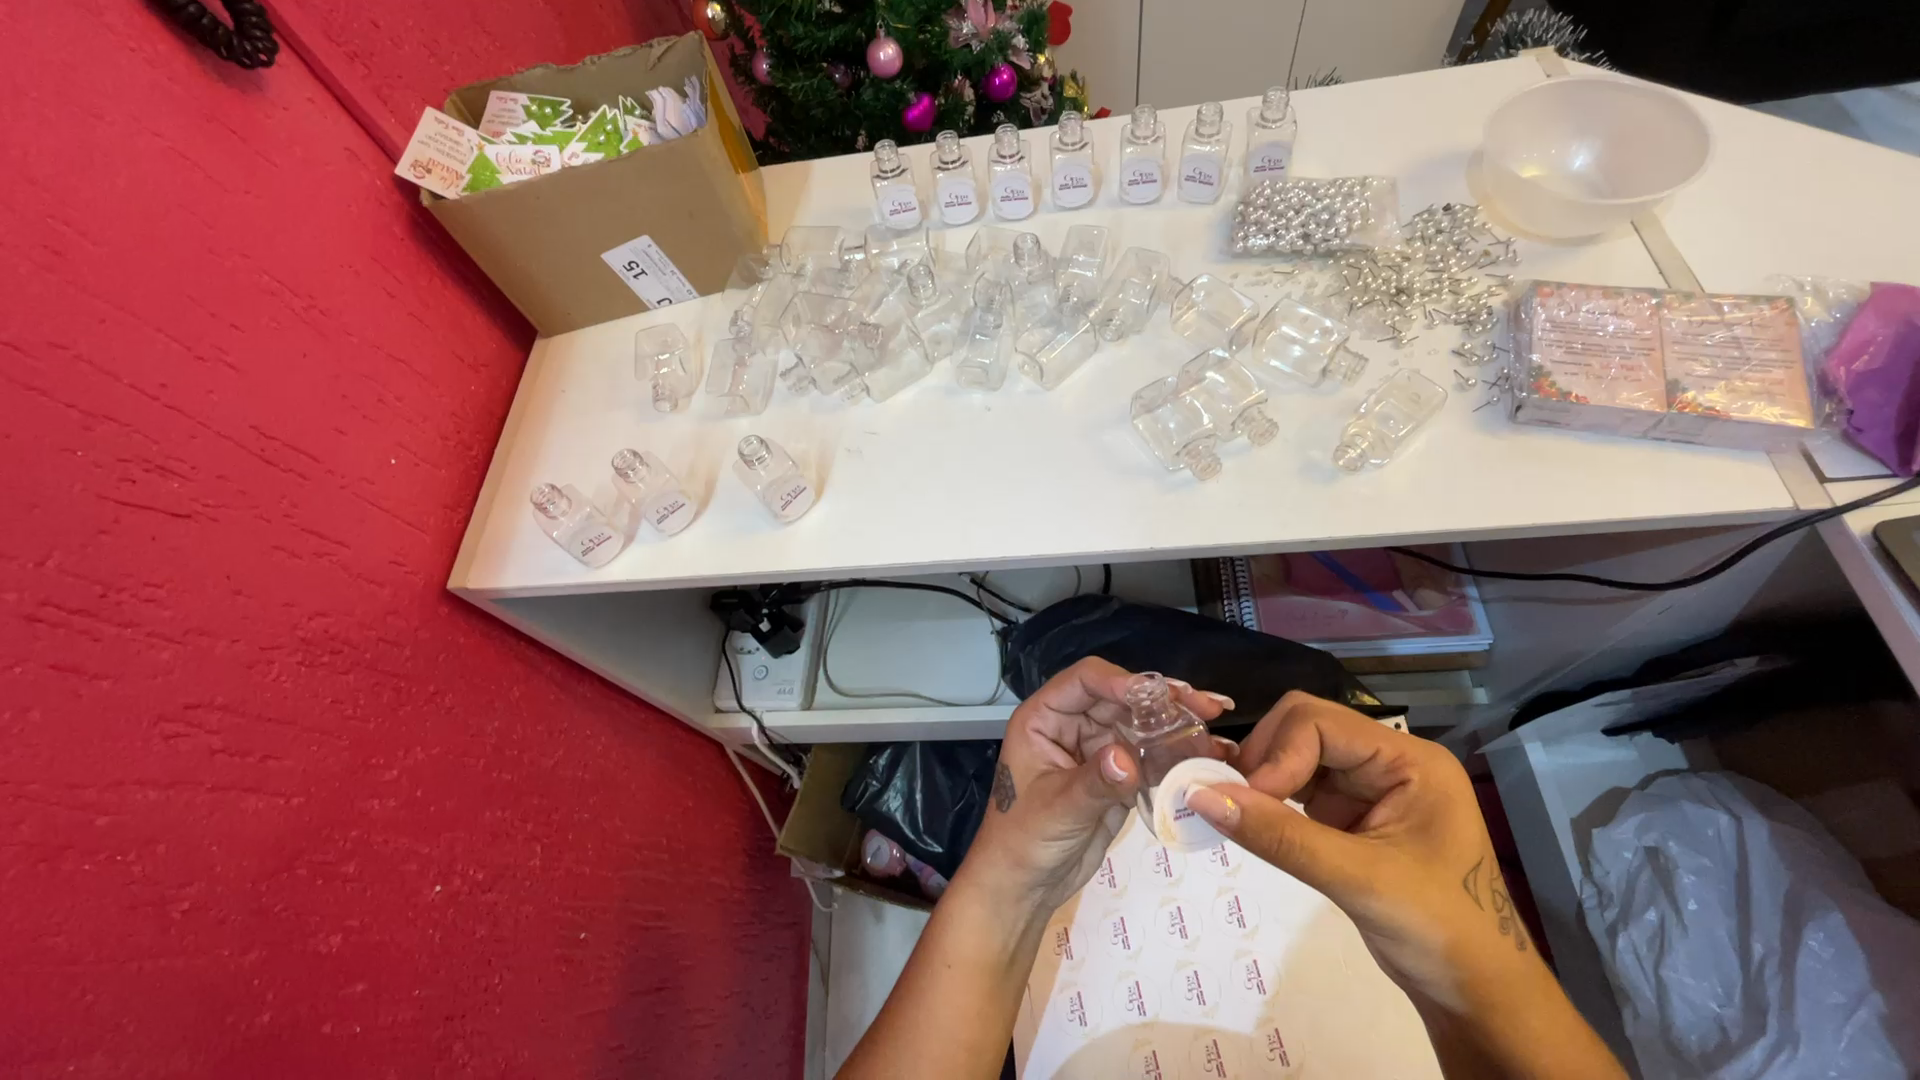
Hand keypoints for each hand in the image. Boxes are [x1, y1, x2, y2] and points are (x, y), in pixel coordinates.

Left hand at [957, 658, 1228, 915]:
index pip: (1085, 681)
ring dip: (1175, 723)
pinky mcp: (1116, 775)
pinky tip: (1207, 753)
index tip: (1162, 697)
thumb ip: (1095, 782)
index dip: (1123, 683)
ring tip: (1215, 725)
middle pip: (1121, 698)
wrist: (1024, 885)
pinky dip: (1175, 753)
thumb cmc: (1023, 840)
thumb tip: (1127, 758)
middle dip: (1163, 700)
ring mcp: (1096, 748)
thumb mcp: (1058, 810)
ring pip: (1139, 723)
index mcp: (1044, 718)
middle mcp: (1071, 724)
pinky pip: (1148, 754)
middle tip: (1208, 708)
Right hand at [1183, 692, 1532, 1009]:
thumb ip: (1279, 835)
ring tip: (1238, 814)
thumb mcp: (1358, 880)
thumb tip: (1200, 796)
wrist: (1476, 994)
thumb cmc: (1438, 931)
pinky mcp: (1351, 814)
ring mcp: (1369, 787)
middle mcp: (1389, 761)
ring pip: (1296, 754)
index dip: (1275, 754)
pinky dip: (1271, 801)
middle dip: (1265, 759)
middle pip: (1304, 727)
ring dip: (1263, 779)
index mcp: (1409, 760)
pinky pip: (1298, 787)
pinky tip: (1255, 824)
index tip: (1244, 802)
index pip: (1318, 722)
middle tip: (1233, 803)